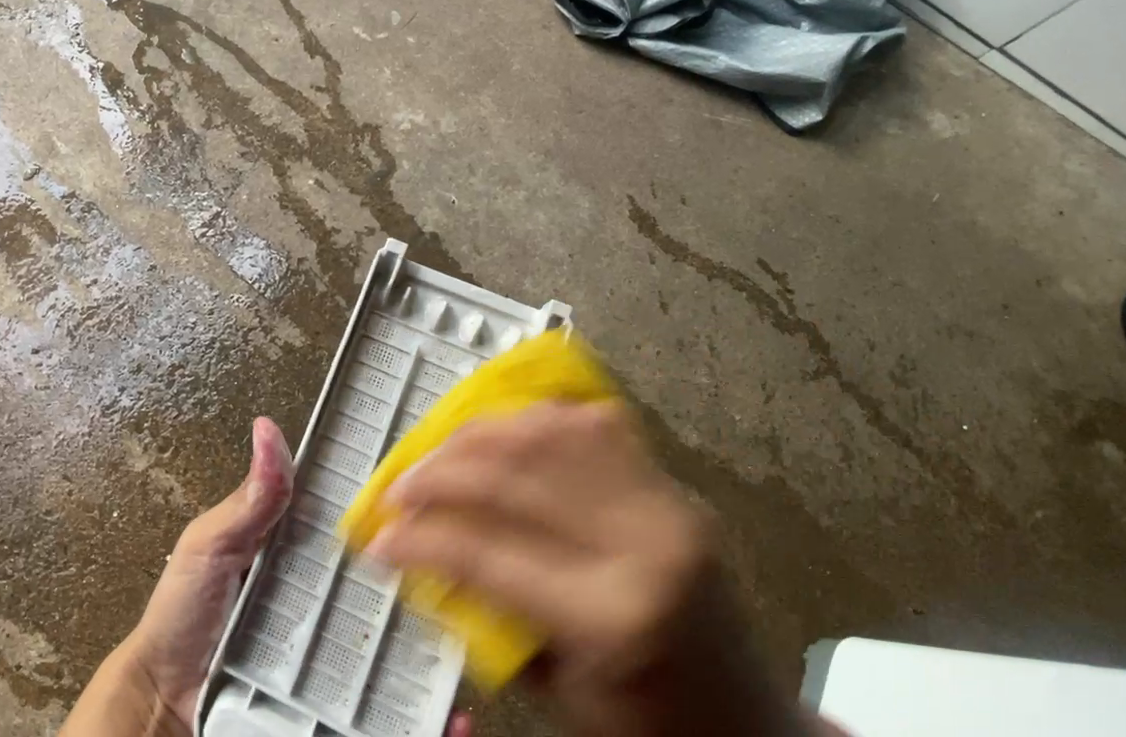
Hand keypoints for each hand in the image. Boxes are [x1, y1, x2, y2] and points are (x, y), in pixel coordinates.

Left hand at [64, 419, 473, 736]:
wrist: (167, 703)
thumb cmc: (181, 620)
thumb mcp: (210, 549)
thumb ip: (247, 502)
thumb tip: (267, 432)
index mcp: (310, 561)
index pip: (367, 535)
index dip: (404, 519)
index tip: (445, 499)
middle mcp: (334, 607)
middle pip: (400, 594)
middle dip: (443, 586)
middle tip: (484, 577)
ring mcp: (342, 662)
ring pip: (407, 655)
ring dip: (445, 654)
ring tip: (481, 648)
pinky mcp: (345, 710)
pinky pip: (395, 716)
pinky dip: (430, 719)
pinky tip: (453, 718)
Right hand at [366, 402, 809, 736]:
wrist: (748, 723)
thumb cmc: (648, 722)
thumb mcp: (556, 689)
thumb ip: (488, 613)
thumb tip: (417, 552)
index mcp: (615, 615)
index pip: (488, 555)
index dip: (421, 540)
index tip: (377, 537)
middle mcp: (645, 543)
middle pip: (513, 477)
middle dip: (438, 476)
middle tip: (396, 491)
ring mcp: (666, 502)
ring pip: (548, 433)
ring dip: (478, 435)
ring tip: (438, 454)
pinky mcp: (673, 485)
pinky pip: (592, 427)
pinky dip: (535, 420)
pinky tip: (500, 433)